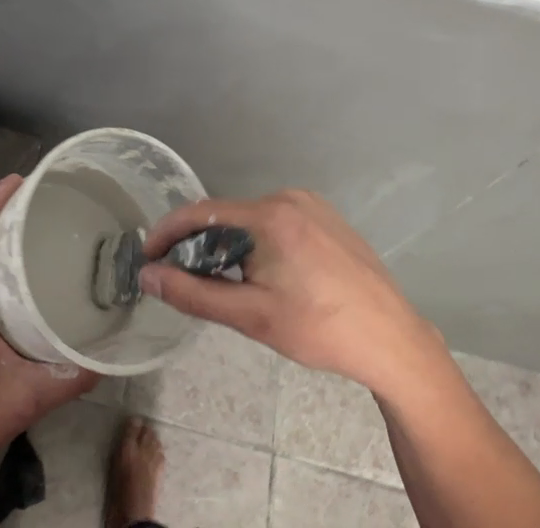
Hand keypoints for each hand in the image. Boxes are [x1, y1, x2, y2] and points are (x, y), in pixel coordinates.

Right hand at [140, 189, 442, 389]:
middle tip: (186, 281)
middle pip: (227, 216)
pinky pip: (278, 224)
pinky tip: (265, 278)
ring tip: (227, 286)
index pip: (201, 212)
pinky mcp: (329, 219)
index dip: (167, 232)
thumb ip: (193, 293)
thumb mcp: (251, 316)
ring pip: (252, 221)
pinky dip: (258, 244)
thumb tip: (147, 276)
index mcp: (270, 215)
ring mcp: (314, 206)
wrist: (393, 341)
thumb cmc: (319, 330)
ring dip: (230, 247)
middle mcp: (290, 198)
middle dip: (200, 246)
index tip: (147, 256)